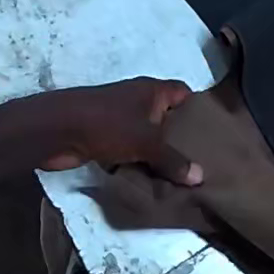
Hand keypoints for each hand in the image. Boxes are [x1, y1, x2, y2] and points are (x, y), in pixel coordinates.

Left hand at [7, 78, 202, 185]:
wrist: (58, 129)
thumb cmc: (107, 124)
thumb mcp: (147, 141)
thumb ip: (173, 159)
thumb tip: (200, 177)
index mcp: (152, 91)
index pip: (184, 93)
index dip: (199, 108)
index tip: (215, 132)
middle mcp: (139, 101)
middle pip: (168, 118)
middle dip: (183, 138)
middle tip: (205, 162)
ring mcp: (121, 119)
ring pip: (149, 137)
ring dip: (161, 155)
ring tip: (185, 177)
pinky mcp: (106, 138)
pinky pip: (132, 151)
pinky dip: (141, 163)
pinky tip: (155, 182)